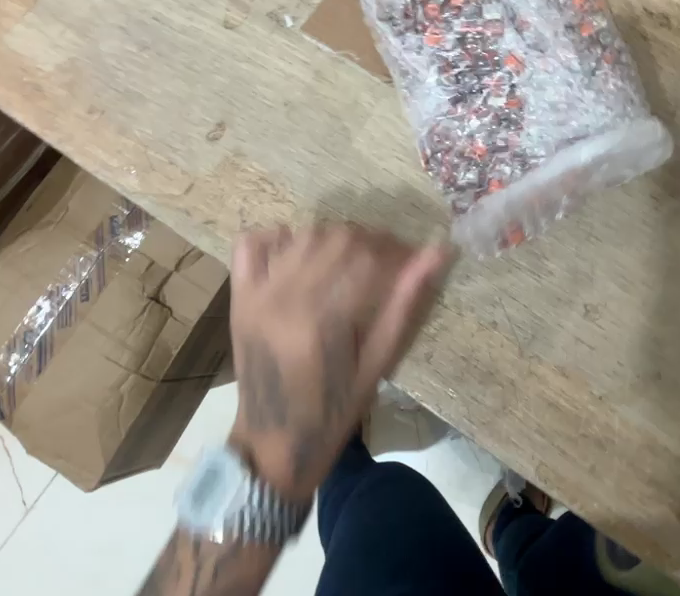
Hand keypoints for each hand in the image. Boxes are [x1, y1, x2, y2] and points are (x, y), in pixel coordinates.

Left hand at [225, 223, 453, 502]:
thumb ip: (405, 305)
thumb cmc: (332, 413)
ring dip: (335, 237)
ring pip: (304, 234)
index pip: (369, 258)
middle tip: (388, 262)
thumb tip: (439, 253)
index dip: (398, 253)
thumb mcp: (377, 364)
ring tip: (352, 260)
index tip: (414, 261)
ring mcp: (257, 295)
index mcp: (322, 322)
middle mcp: (286, 299)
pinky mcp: (240, 296)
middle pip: (337, 238)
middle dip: (372, 242)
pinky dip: (279, 237)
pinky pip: (252, 242)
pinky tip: (301, 252)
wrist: (270, 445)